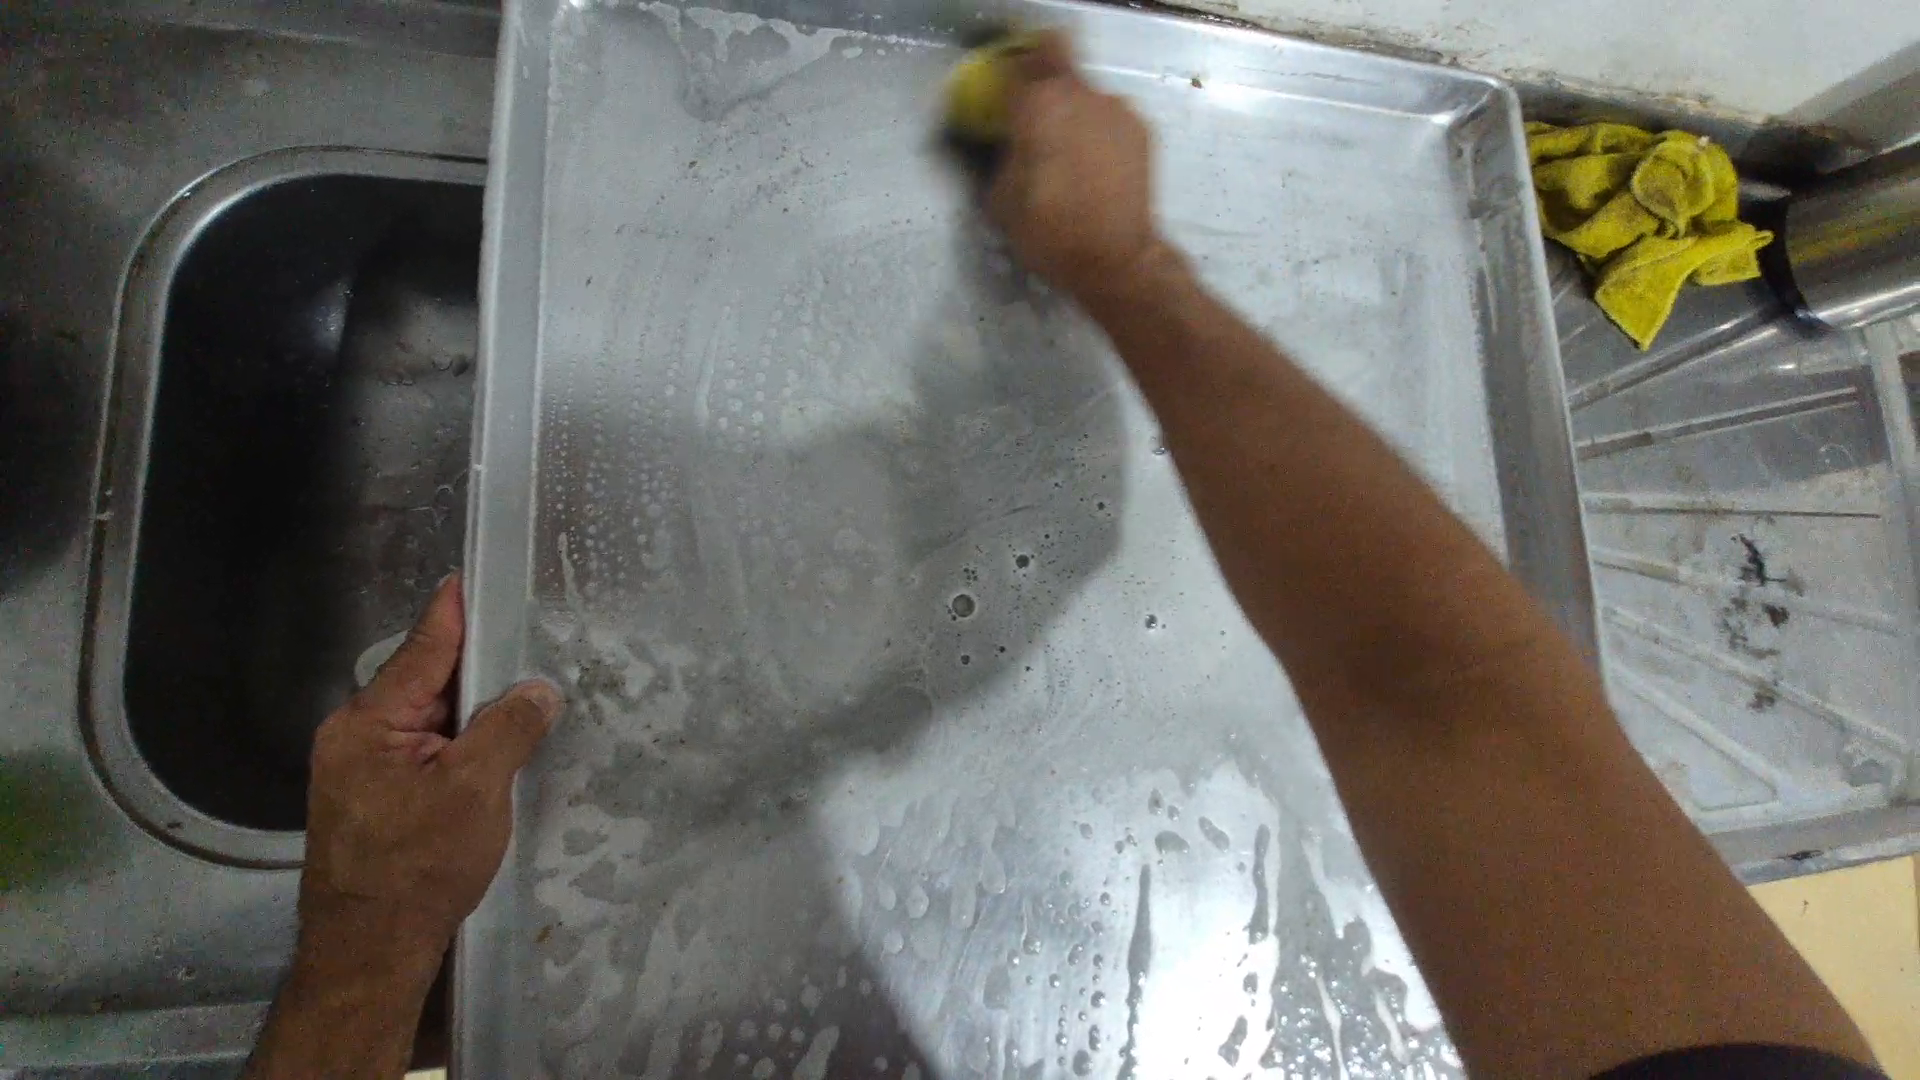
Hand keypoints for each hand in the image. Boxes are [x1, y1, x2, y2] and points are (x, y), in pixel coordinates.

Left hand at [301, 573, 562, 955]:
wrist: (374, 950)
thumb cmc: (419, 865)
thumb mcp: (474, 790)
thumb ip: (509, 728)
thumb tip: (540, 687)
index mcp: (368, 725)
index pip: (422, 650)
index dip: (452, 612)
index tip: (469, 573)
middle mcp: (361, 736)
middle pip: (431, 679)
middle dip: (481, 659)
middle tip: (530, 629)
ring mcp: (370, 766)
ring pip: (437, 713)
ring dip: (481, 701)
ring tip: (530, 678)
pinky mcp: (387, 791)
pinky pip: (436, 742)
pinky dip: (472, 732)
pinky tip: (506, 731)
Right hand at [985, 33, 1168, 306]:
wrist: (1115, 261)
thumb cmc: (1051, 236)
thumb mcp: (1001, 204)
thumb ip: (1000, 158)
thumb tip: (1006, 144)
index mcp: (1037, 106)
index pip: (1018, 61)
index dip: (1010, 74)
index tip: (1008, 97)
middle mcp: (1079, 94)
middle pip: (1057, 61)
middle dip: (1045, 86)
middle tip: (1038, 122)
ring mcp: (1116, 108)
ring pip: (1086, 94)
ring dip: (1074, 115)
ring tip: (1072, 160)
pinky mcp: (1141, 130)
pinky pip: (1110, 118)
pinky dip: (1099, 135)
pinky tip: (1096, 172)